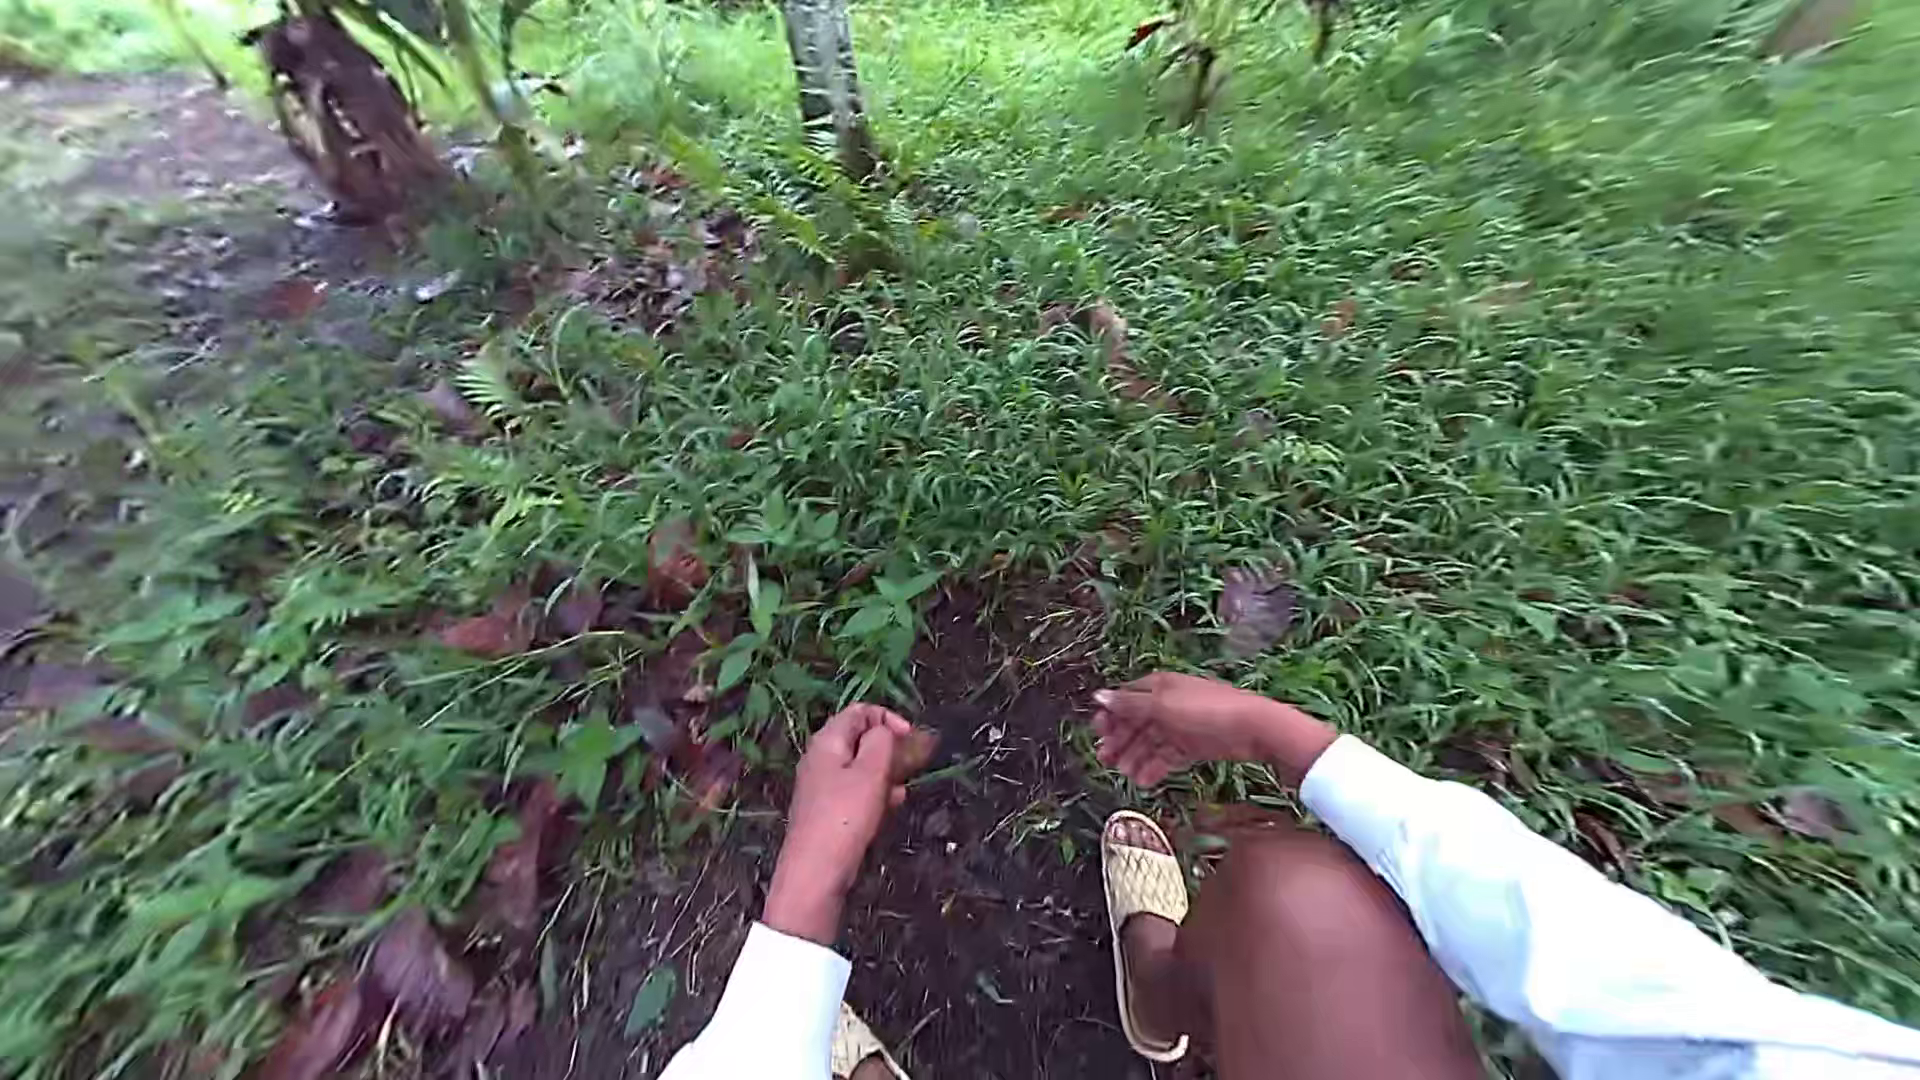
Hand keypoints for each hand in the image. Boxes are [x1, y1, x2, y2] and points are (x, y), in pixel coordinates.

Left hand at [762, 704, 910, 944]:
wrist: (815, 874)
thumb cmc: (845, 816)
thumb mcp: (871, 771)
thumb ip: (882, 741)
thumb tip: (884, 731)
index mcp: (828, 741)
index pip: (860, 711)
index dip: (888, 718)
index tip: (910, 738)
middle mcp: (821, 757)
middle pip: (861, 738)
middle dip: (890, 747)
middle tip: (913, 762)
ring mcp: (822, 784)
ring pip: (861, 765)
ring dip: (886, 771)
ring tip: (903, 787)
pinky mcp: (827, 809)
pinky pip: (856, 789)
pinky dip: (876, 791)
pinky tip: (891, 805)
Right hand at [1091, 672, 1335, 787]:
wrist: (1253, 728)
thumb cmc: (1204, 710)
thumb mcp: (1161, 705)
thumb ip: (1129, 704)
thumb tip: (1099, 696)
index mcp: (1157, 686)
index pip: (1126, 699)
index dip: (1110, 715)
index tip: (1097, 732)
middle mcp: (1166, 703)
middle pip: (1135, 721)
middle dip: (1119, 739)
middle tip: (1104, 759)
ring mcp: (1180, 725)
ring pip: (1150, 741)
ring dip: (1135, 756)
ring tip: (1124, 774)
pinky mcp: (1193, 745)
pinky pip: (1167, 755)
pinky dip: (1155, 766)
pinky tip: (1143, 780)